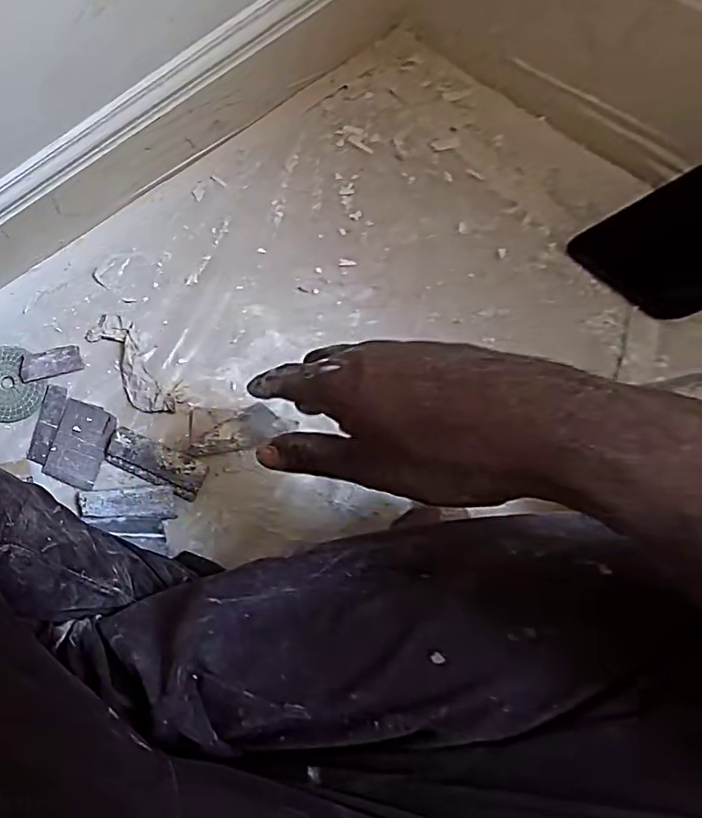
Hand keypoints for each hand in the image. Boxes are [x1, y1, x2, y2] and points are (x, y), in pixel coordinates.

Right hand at [246, 341, 614, 507]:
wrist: (560, 429)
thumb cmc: (450, 455)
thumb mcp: (373, 467)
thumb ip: (315, 456)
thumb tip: (264, 452)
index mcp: (339, 384)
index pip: (288, 379)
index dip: (269, 385)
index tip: (257, 388)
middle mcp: (368, 358)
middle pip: (323, 361)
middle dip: (307, 377)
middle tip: (305, 398)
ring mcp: (414, 351)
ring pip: (364, 357)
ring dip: (349, 374)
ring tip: (357, 396)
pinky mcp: (456, 353)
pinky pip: (405, 358)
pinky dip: (390, 373)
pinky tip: (412, 394)